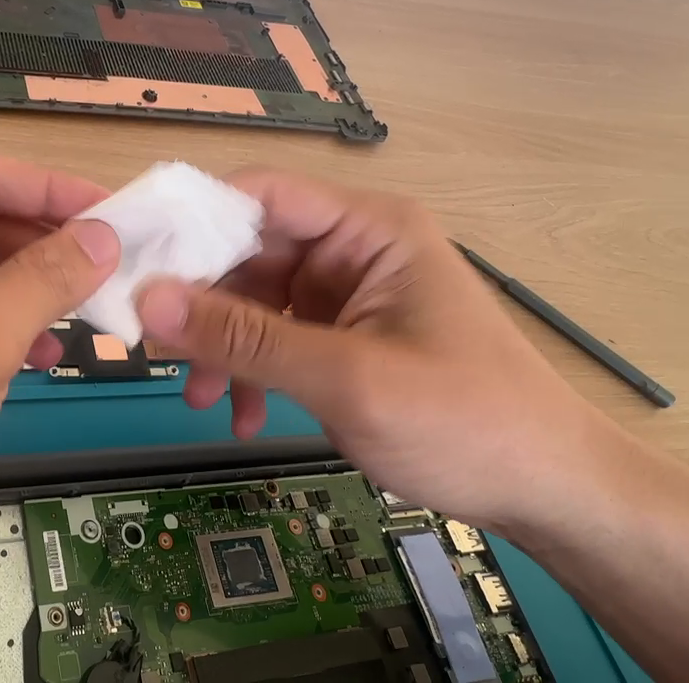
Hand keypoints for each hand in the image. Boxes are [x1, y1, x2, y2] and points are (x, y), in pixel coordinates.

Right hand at [135, 169, 625, 532]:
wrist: (552, 495)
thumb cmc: (465, 422)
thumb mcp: (346, 378)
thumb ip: (244, 337)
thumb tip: (148, 301)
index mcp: (367, 228)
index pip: (261, 193)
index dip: (193, 217)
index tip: (136, 261)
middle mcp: (351, 247)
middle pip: (248, 250)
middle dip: (203, 303)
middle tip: (155, 347)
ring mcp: (346, 292)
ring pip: (252, 298)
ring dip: (221, 346)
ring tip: (200, 397)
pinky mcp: (342, 333)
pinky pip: (274, 336)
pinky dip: (250, 371)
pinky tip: (242, 415)